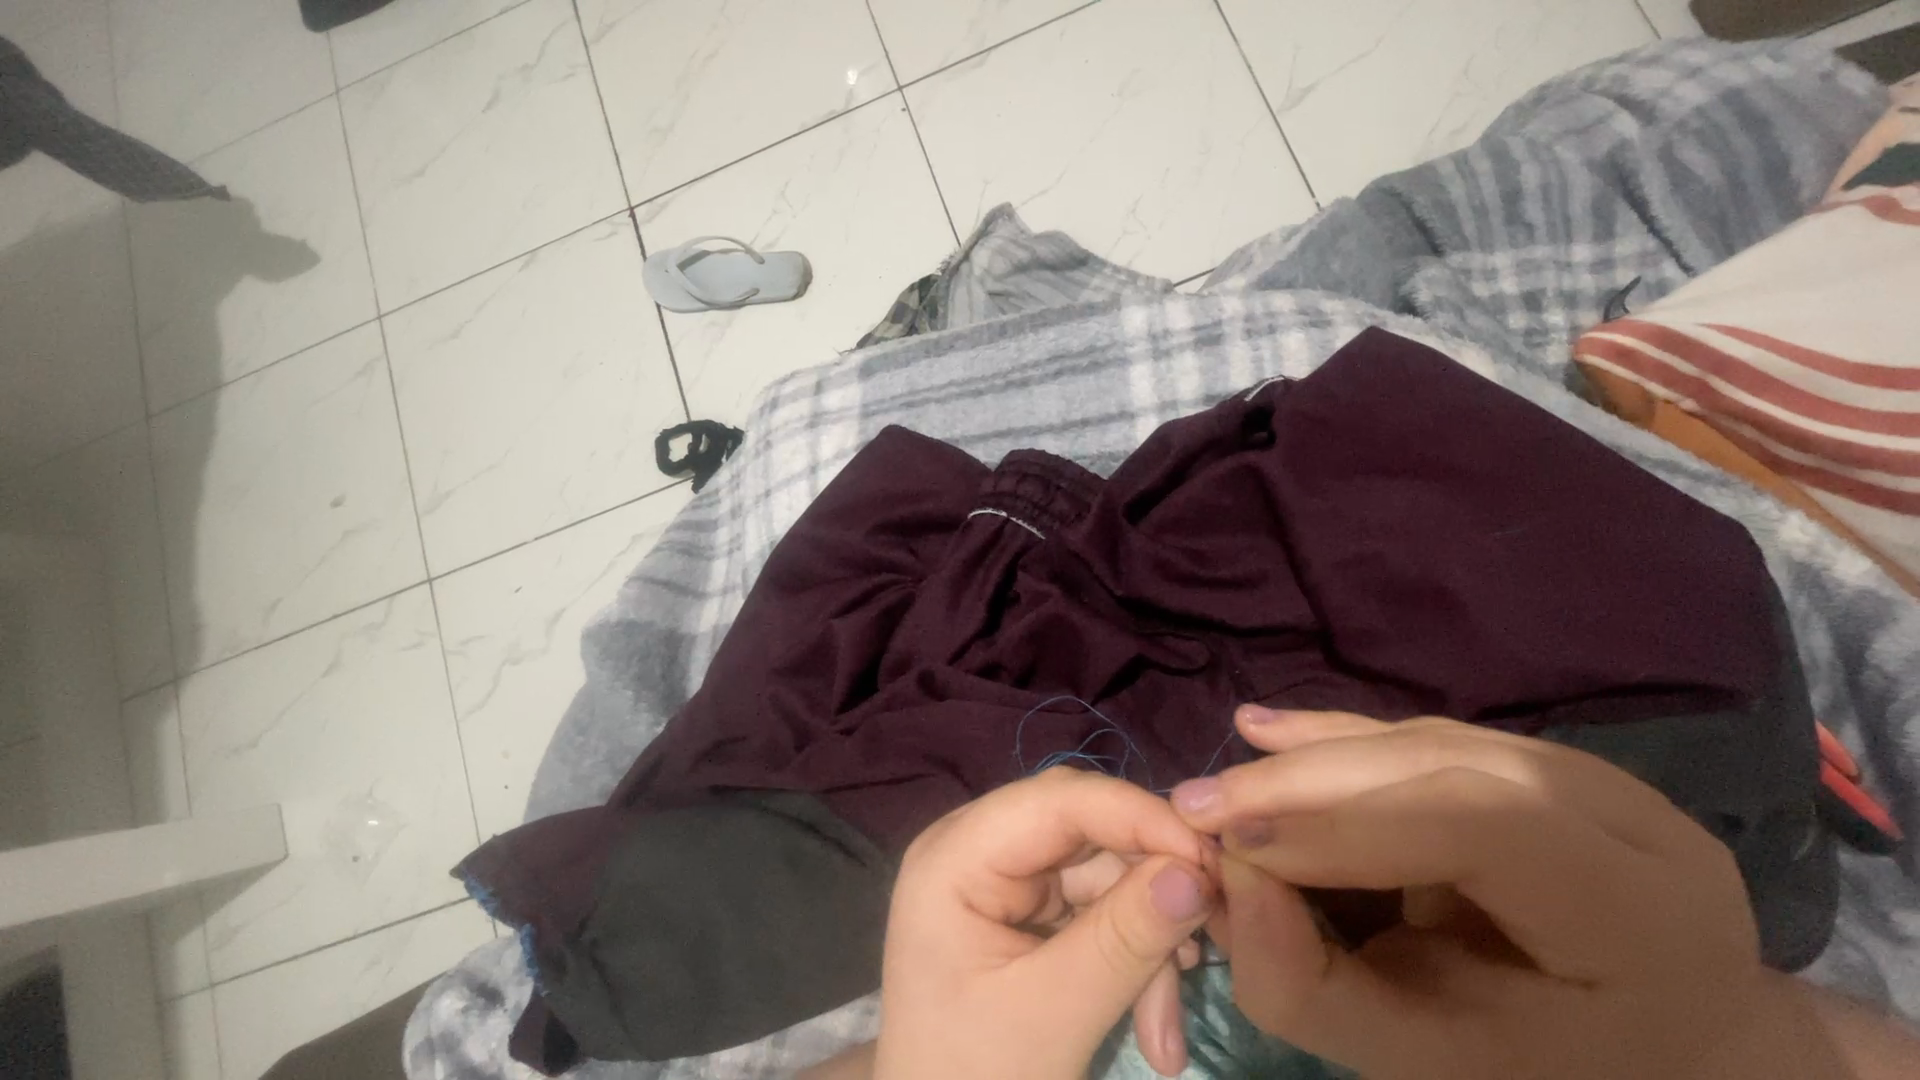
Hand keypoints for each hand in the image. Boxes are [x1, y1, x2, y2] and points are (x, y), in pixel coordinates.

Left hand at [874, 768, 1216, 1079]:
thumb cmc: (973, 1076)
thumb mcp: (1052, 1015)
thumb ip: (1125, 939)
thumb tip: (1197, 873)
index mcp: (955, 856)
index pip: (1057, 799)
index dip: (1138, 816)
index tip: (1210, 861)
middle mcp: (976, 846)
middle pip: (1087, 830)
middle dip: (1145, 893)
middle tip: (1204, 944)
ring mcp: (1003, 875)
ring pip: (1105, 874)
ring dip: (1146, 945)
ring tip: (1163, 1032)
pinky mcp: (1028, 907)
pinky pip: (1099, 907)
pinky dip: (1133, 957)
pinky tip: (1153, 1022)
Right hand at [1168, 708, 1852, 1079]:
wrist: (1663, 1039)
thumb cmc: (1546, 1068)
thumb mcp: (1427, 1064)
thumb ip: (1316, 988)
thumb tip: (1228, 879)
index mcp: (1637, 911)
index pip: (1484, 827)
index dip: (1349, 824)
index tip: (1234, 844)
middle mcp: (1621, 816)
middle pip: (1438, 763)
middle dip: (1302, 783)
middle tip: (1196, 807)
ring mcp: (1577, 770)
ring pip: (1415, 740)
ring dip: (1306, 758)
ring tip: (1220, 786)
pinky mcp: (1525, 754)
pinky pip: (1413, 737)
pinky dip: (1331, 739)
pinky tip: (1266, 731)